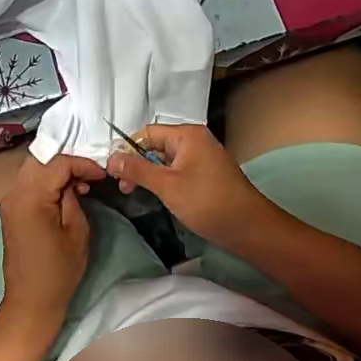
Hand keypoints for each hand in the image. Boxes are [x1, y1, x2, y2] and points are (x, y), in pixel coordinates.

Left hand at [0, 154, 107, 334]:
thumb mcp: (77, 231)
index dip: (82, 164)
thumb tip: (74, 181)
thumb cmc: (59, 270)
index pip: (56, 164)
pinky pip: (27, 184)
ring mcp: (8, 201)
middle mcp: (13, 193)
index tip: (101, 174)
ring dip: (55, 170)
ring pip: (31, 169)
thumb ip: (73, 198)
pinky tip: (63, 193)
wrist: (31, 300)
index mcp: (30, 197)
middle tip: (89, 175)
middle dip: (66, 162)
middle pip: (39, 160)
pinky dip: (45, 181)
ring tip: (80, 184)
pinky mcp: (9, 210)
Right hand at [107, 124, 274, 249]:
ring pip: (164, 159)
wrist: (249, 228)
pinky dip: (163, 179)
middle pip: (155, 145)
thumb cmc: (207, 202)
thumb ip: (136, 169)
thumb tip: (110, 159)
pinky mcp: (206, 173)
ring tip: (135, 191)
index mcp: (187, 135)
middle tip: (123, 186)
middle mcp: (195, 140)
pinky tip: (156, 194)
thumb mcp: (166, 185)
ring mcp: (202, 157)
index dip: (127, 149)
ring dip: (148, 173)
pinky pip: (176, 169)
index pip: (146, 133)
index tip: (113, 171)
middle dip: (136, 163)